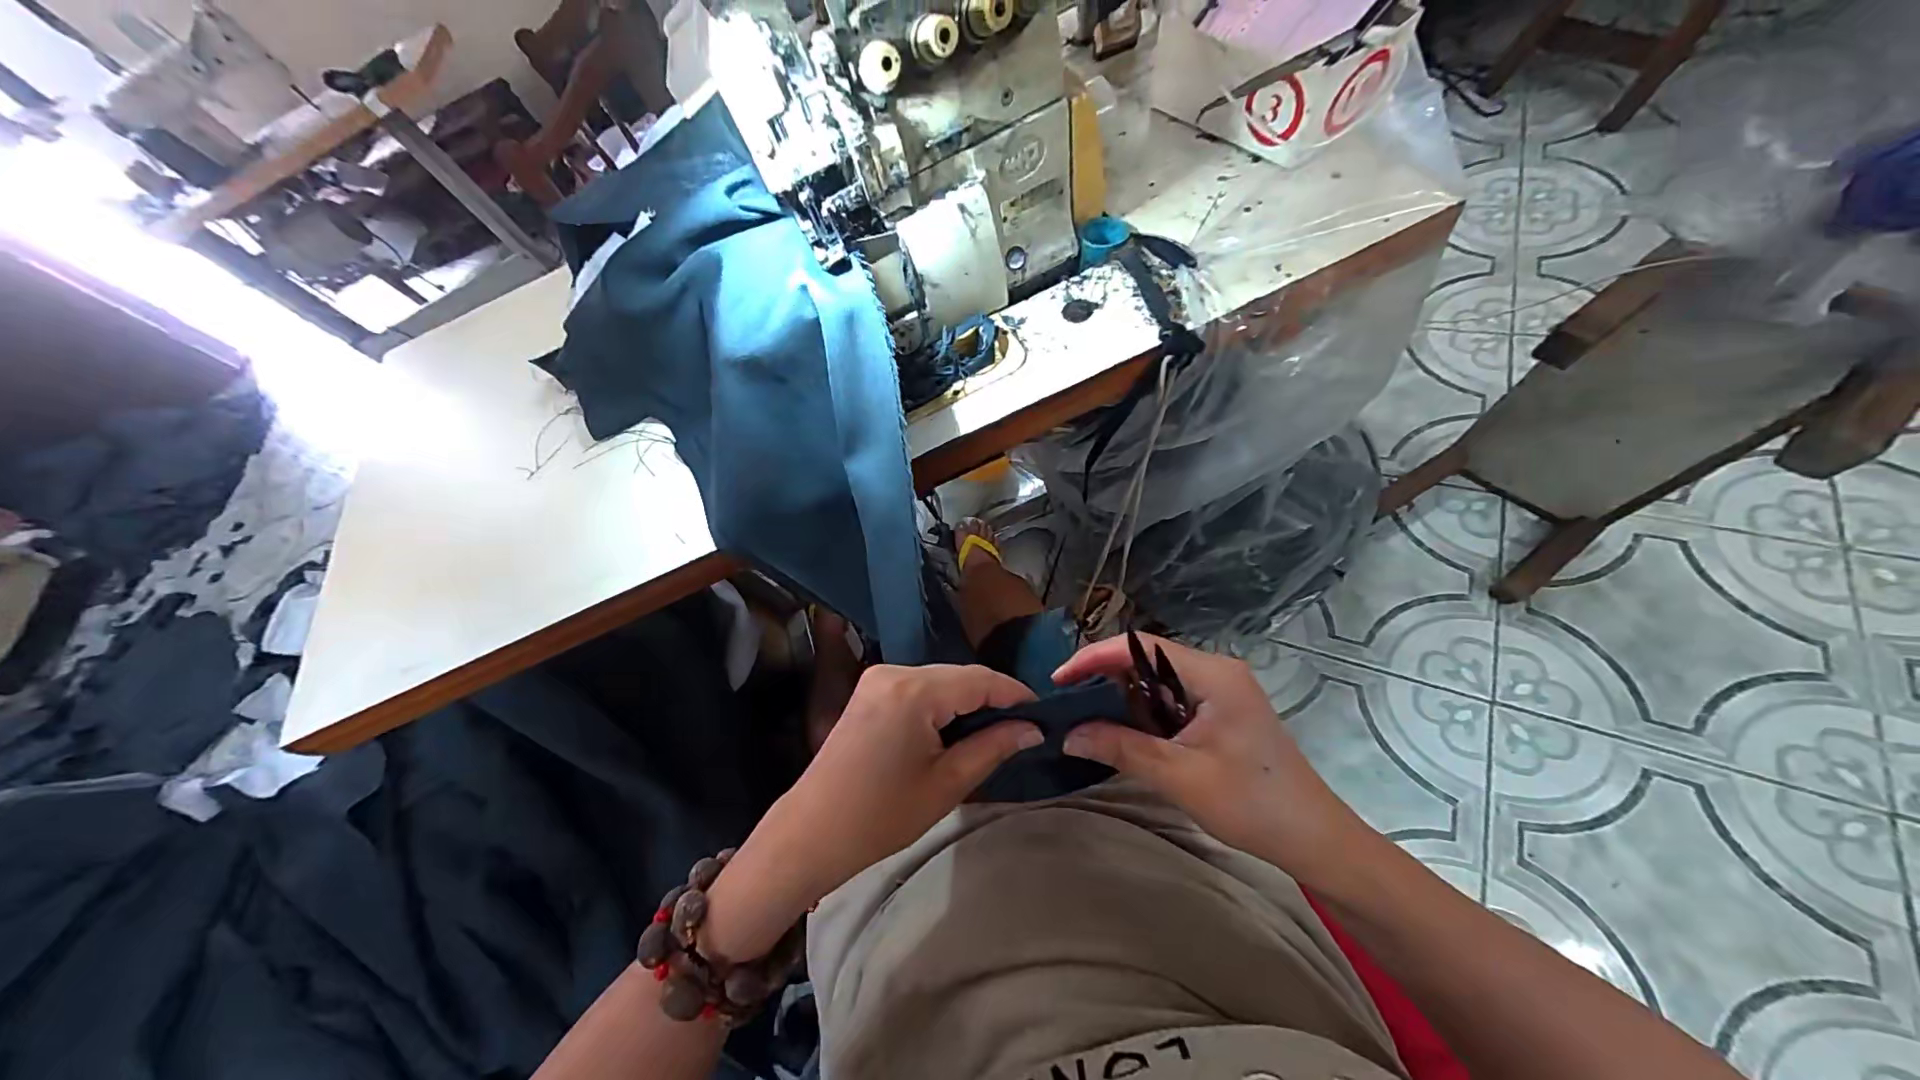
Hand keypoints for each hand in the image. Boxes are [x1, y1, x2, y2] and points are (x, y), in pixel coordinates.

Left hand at [704, 664, 1038, 957]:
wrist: (810, 832)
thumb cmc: (881, 816)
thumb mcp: (947, 784)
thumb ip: (993, 746)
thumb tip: (1032, 728)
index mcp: (914, 691)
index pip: (981, 679)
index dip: (1016, 694)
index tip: (1044, 716)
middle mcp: (895, 672)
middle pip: (959, 675)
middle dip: (993, 698)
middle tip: (1023, 729)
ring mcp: (877, 678)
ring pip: (940, 680)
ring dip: (967, 701)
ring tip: (995, 731)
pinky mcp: (869, 691)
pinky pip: (918, 688)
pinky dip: (942, 703)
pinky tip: (956, 729)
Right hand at [1054, 634, 1377, 885]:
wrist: (1315, 840)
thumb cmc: (1251, 803)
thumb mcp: (1179, 776)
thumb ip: (1121, 747)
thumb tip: (1068, 735)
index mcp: (1212, 674)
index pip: (1141, 647)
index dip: (1094, 657)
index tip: (1059, 679)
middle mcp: (1217, 672)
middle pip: (1147, 659)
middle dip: (1104, 677)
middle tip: (1067, 701)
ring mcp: (1222, 692)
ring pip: (1158, 681)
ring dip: (1122, 696)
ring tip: (1084, 715)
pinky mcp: (1222, 713)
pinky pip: (1172, 700)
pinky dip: (1143, 712)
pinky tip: (1122, 730)